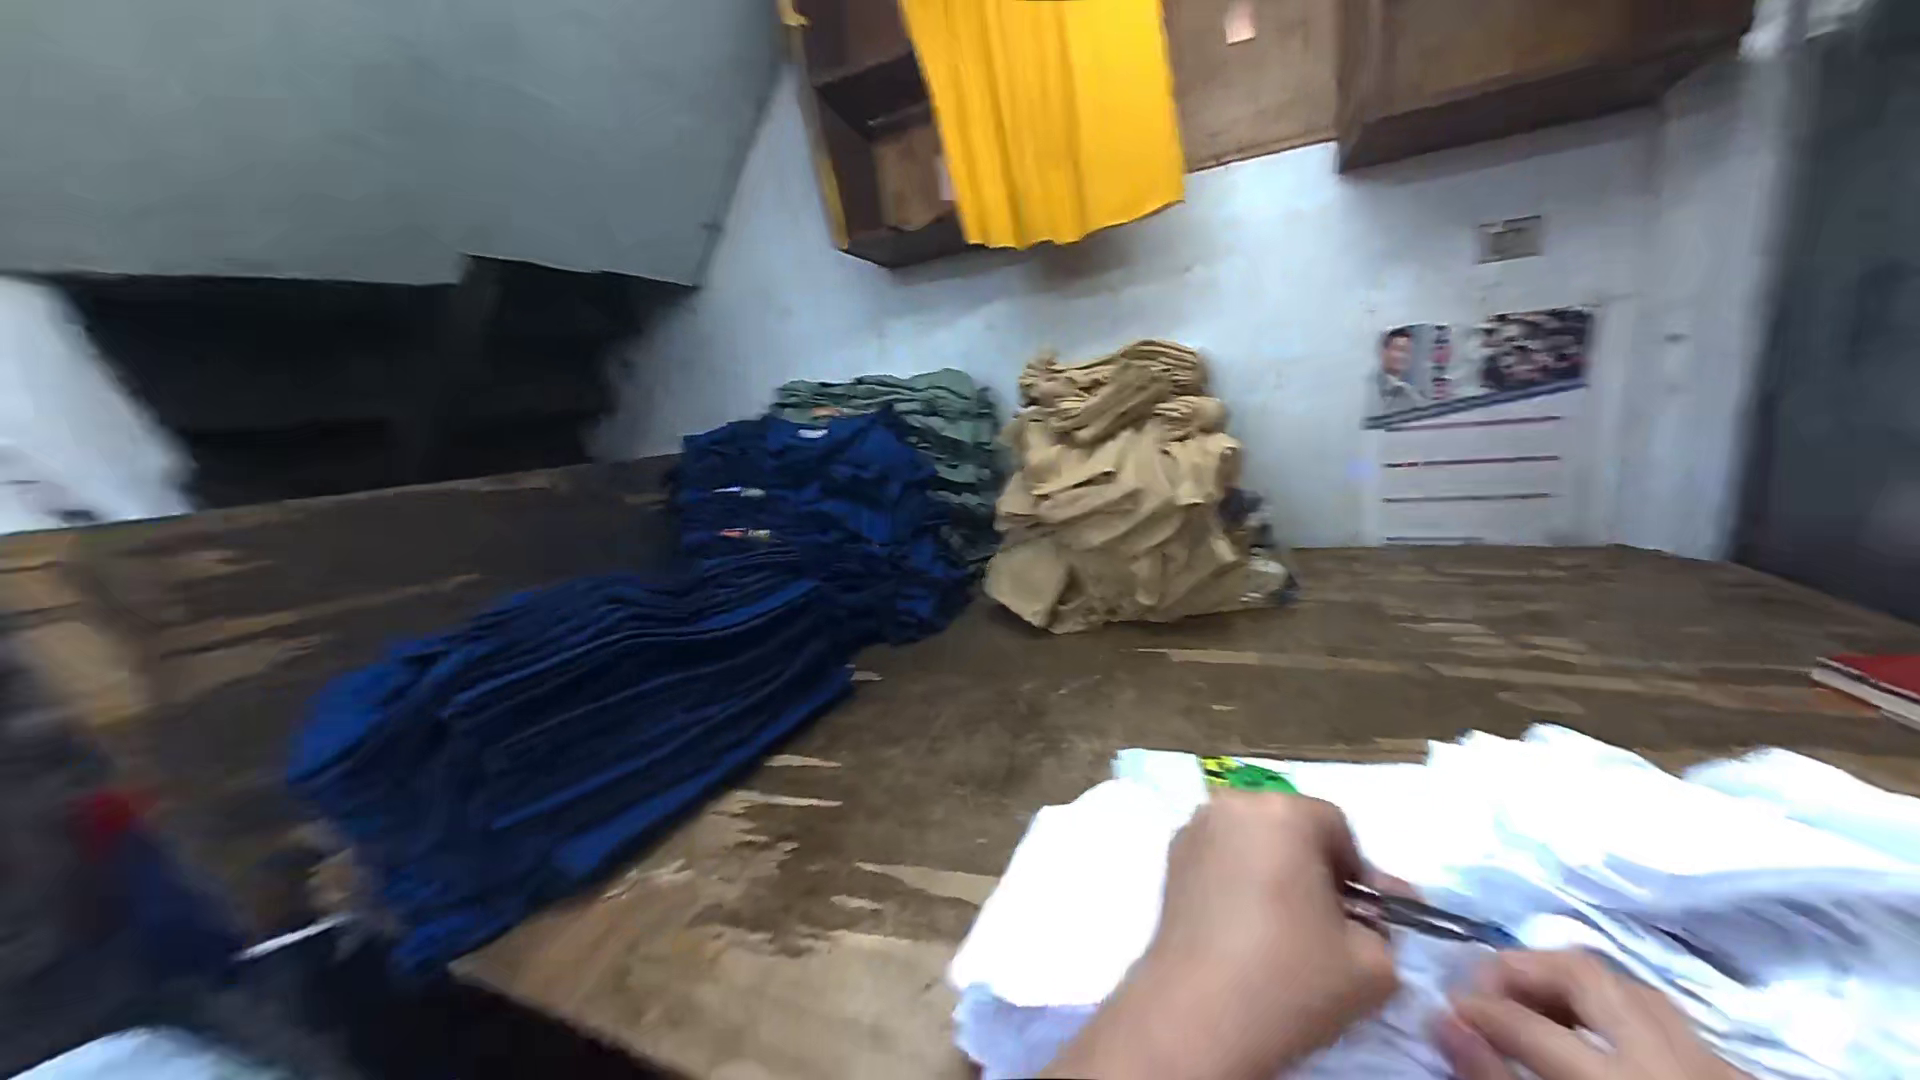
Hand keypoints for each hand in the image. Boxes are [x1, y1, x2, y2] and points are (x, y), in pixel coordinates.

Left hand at [1043, 793, 1398, 1079]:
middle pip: (1288, 823)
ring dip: (1271, 864)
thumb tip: (1372, 910)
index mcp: (1282, 811)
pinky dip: (1236, 873)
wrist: (1201, 1007)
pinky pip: (1220, 851)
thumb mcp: (1373, 962)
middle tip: (1320, 918)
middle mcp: (1232, 804)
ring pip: (1251, 836)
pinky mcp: (1171, 854)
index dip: (1353, 870)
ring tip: (1278, 922)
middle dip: (1310, 862)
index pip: (1334, 824)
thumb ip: (1383, 924)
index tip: (1353, 914)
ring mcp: (1195, 826)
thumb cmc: (1292, 975)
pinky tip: (1241, 922)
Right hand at [1435, 950, 1753, 1079]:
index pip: (1525, 1022)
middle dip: (1519, 968)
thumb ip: (1496, 1078)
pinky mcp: (1731, 1073)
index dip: (1475, 1008)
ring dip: (1565, 982)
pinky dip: (1610, 1008)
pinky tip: (1588, 1032)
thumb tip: (1443, 1021)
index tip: (1448, 1008)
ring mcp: (1712, 1065)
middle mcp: (1670, 1063)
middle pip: (1582, 972)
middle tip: (1486, 991)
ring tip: (1532, 1004)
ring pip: (1626, 984)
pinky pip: (1659, 1014)